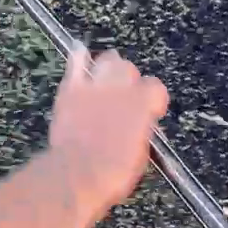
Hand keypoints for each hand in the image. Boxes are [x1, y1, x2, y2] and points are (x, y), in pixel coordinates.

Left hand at [47, 46, 168, 227]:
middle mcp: (122, 89)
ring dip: (108, 68)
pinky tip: (79, 54)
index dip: (153, 98)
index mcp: (143, 106)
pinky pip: (75, 62)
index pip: (156, 87)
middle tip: (123, 95)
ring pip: (108, 59)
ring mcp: (95, 86)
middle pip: (130, 68)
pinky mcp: (71, 89)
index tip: (149, 109)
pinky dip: (79, 58)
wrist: (77, 173)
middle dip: (129, 80)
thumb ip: (142, 131)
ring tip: (105, 79)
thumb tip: (141, 125)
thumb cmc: (112, 173)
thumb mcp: (139, 156)